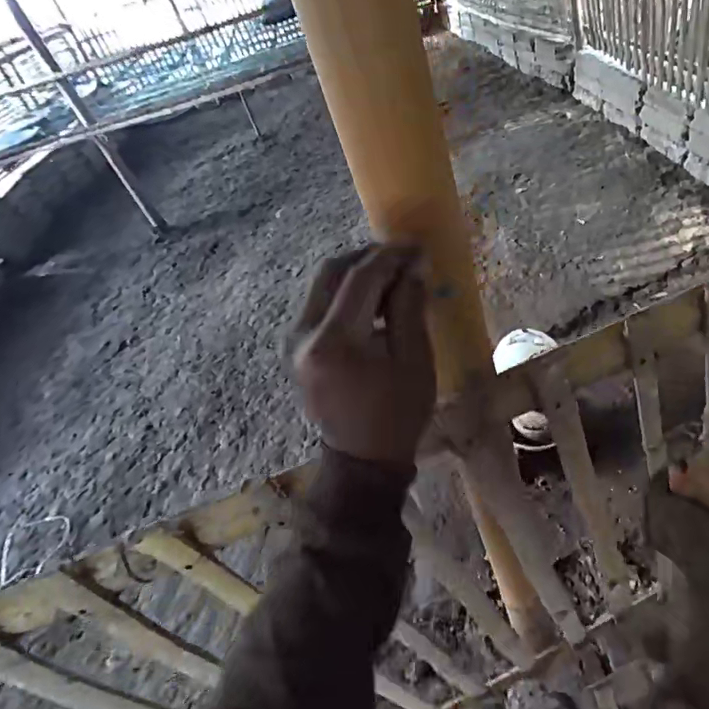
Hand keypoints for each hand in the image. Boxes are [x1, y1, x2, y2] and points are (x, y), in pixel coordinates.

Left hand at [289, 244, 436, 464]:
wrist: (362, 460)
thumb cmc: (396, 414)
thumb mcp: (414, 359)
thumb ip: (409, 307)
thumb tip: (412, 267)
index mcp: (333, 342)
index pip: (360, 279)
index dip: (390, 257)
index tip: (416, 248)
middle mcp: (302, 335)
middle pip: (332, 273)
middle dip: (369, 258)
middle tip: (403, 258)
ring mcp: (292, 341)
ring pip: (322, 285)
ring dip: (357, 273)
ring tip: (393, 276)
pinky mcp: (294, 347)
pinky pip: (319, 303)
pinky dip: (347, 292)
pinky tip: (374, 298)